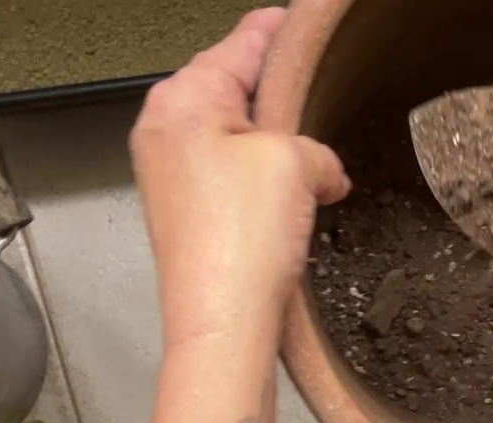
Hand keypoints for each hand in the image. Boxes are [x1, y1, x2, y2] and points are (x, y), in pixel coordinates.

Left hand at [130, 9, 350, 351]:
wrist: (222, 323)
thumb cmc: (241, 241)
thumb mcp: (296, 165)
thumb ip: (317, 149)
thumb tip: (327, 172)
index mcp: (183, 99)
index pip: (240, 44)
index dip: (278, 31)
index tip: (301, 23)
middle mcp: (165, 132)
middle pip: (232, 94)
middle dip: (279, 104)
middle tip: (320, 110)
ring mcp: (170, 179)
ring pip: (234, 144)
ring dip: (275, 154)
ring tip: (309, 172)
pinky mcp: (186, 218)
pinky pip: (231, 183)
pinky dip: (262, 188)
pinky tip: (287, 208)